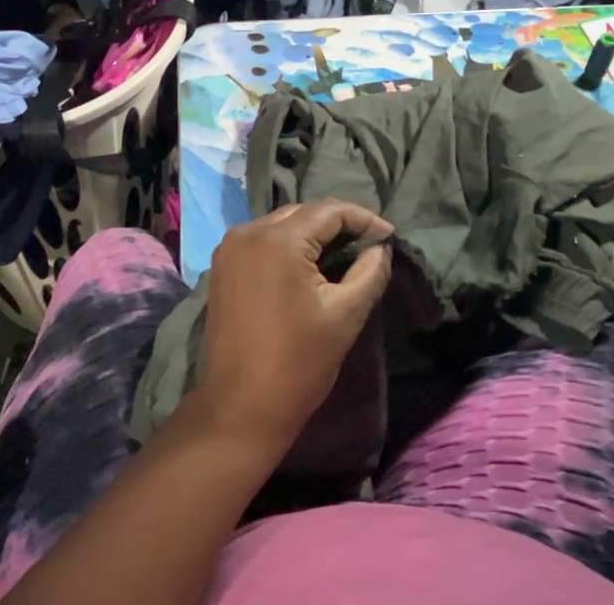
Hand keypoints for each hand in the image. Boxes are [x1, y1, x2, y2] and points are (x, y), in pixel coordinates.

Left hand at [194, 200, 393, 448]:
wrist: (241, 404)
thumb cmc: (298, 361)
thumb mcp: (345, 315)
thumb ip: (368, 272)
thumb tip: (380, 248)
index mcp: (277, 240)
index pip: (328, 210)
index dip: (363, 219)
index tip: (390, 236)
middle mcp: (247, 232)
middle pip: (301, 212)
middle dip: (337, 223)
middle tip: (371, 244)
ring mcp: (229, 248)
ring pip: (280, 224)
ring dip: (311, 233)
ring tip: (345, 252)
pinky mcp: (222, 266)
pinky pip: (261, 241)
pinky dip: (288, 245)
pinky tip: (310, 264)